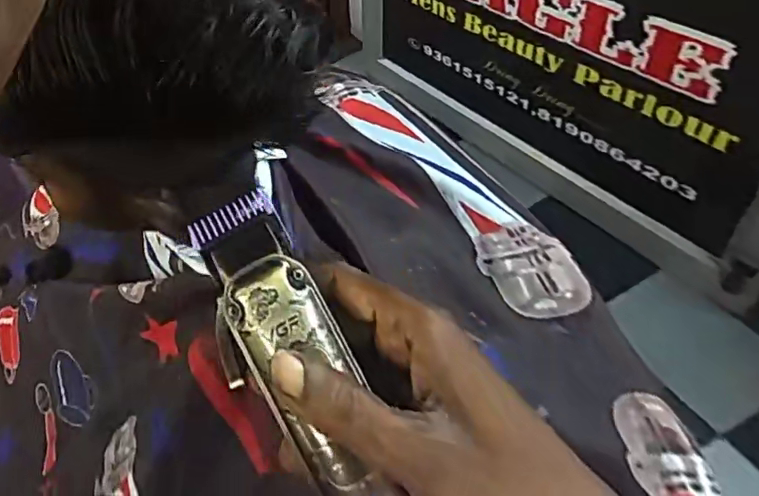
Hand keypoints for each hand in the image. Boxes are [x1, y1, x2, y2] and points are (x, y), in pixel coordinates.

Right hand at [270, 265, 611, 495]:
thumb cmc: (511, 492)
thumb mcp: (424, 458)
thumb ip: (348, 410)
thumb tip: (275, 360)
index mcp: (418, 328)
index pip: (339, 282)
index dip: (292, 288)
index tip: (247, 312)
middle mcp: (417, 342)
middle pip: (338, 327)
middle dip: (296, 354)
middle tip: (251, 382)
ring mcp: (424, 381)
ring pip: (350, 371)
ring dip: (315, 397)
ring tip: (276, 428)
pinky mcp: (430, 417)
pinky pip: (372, 406)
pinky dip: (342, 425)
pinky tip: (316, 456)